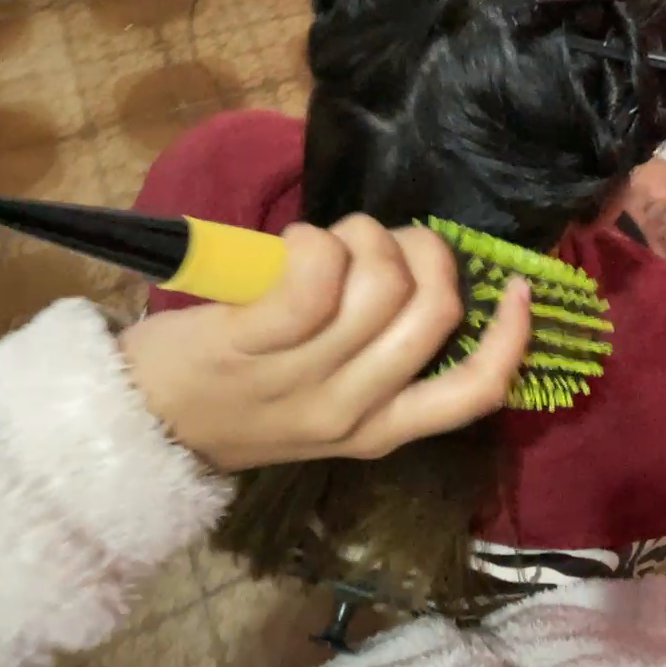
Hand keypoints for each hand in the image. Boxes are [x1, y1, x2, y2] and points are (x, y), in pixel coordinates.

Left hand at [118, 216, 528, 471]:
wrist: (147, 426)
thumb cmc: (247, 398)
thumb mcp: (333, 402)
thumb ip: (387, 354)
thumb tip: (427, 271)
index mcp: (382, 428)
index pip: (474, 390)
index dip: (512, 334)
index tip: (518, 286)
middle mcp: (352, 410)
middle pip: (433, 310)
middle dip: (422, 252)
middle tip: (383, 243)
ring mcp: (302, 380)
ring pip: (380, 283)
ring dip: (363, 237)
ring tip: (326, 242)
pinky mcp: (251, 345)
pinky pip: (314, 273)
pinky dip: (315, 239)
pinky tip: (295, 243)